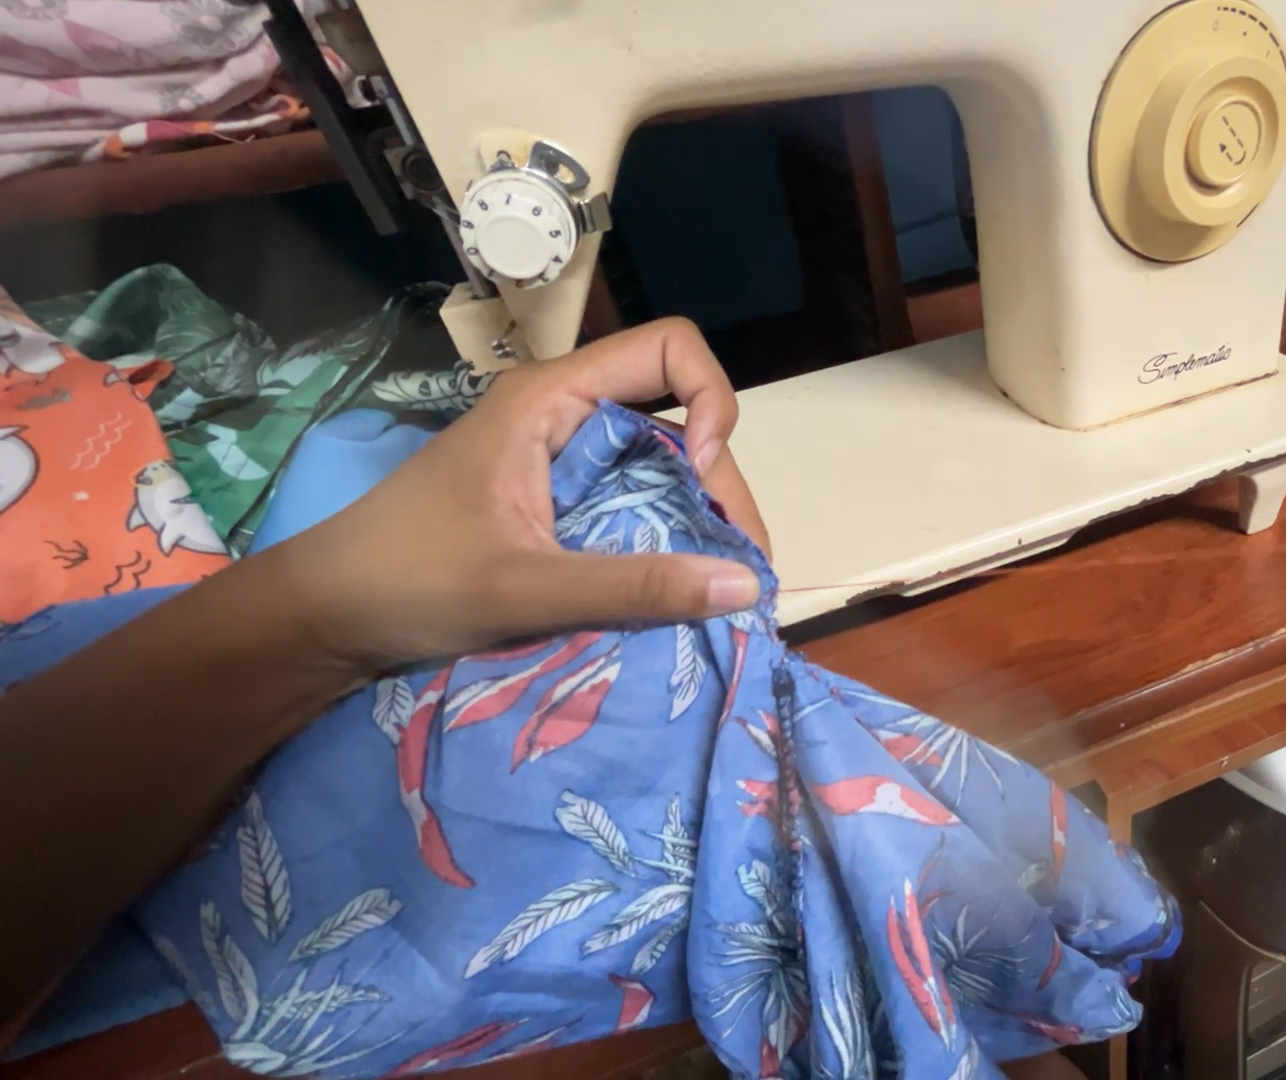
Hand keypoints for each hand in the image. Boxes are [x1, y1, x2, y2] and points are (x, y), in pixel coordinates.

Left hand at [264, 317, 770, 674]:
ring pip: (671, 466)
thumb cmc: (408, 580)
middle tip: (738, 562)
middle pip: (686, 417)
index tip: (706, 471)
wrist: (325, 617)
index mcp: (554, 398)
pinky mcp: (571, 498)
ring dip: (705, 517)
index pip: (670, 348)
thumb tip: (744, 585)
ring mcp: (573, 457)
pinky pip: (646, 501)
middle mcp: (573, 414)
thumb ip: (635, 586)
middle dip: (723, 485)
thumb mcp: (524, 586)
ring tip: (723, 583)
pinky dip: (676, 537)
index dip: (711, 397)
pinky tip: (685, 582)